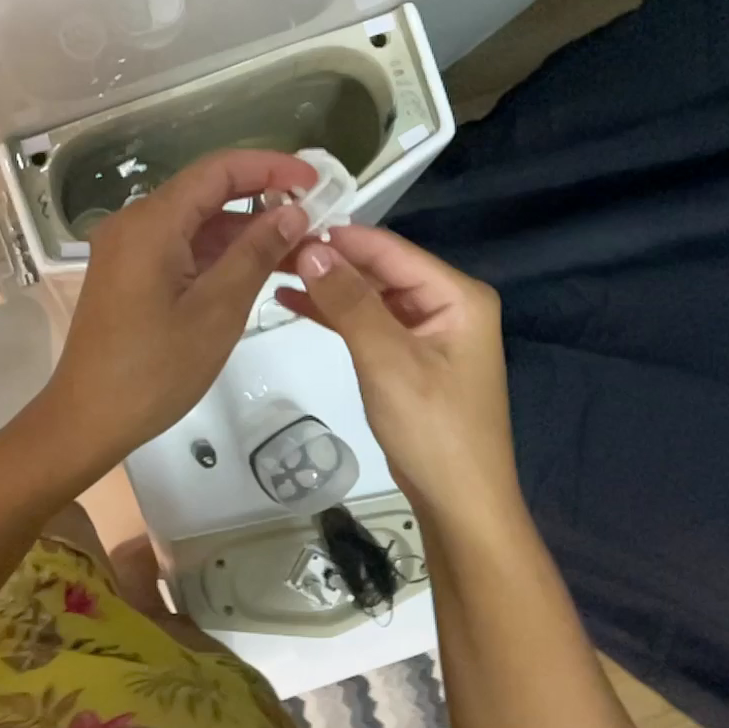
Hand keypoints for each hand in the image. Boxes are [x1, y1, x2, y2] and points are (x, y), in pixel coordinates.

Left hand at [37, 150, 313, 464]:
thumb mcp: (217, 311)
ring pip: (195, 223)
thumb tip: (293, 211)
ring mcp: (127, 249)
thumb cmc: (154, 370)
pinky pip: (179, 247)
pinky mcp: (127, 273)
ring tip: (298, 251)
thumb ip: (255, 253)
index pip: (218, 170)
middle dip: (263, 202)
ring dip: (243, 232)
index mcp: (150, 223)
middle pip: (206, 193)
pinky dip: (217, 254)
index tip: (318, 180)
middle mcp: (133, 223)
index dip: (271, 166)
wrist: (88, 417)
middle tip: (316, 222)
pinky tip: (256, 269)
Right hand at [275, 227, 518, 517]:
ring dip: (325, 285)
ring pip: (367, 294)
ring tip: (272, 270)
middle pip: (377, 269)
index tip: (287, 227)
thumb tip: (310, 249)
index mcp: (456, 295)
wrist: (457, 500)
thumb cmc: (432, 428)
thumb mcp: (388, 360)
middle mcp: (444, 304)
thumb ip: (349, 301)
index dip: (339, 238)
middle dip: (327, 260)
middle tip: (271, 249)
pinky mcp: (406, 355)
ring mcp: (425, 330)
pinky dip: (332, 313)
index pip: (390, 250)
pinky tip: (293, 301)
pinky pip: (365, 322)